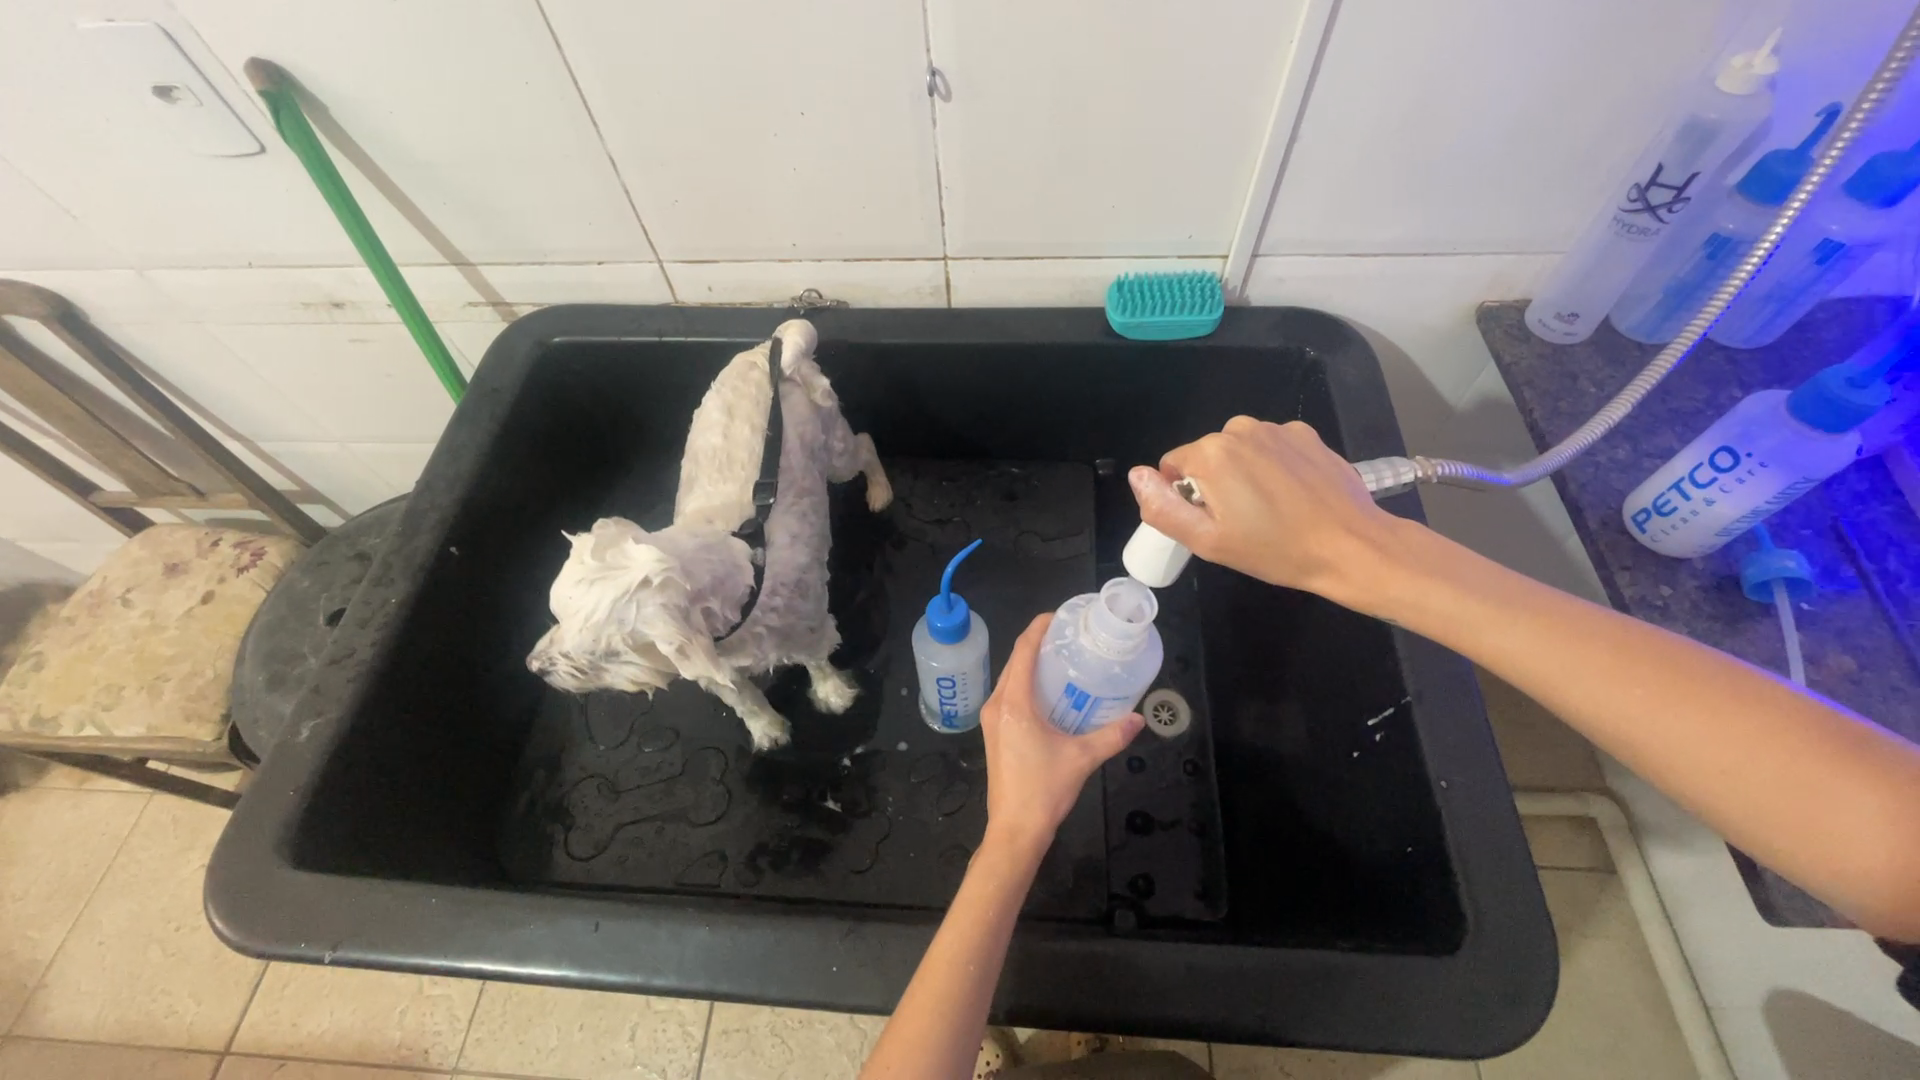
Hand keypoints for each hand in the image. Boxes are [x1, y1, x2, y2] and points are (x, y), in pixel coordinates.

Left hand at [979, 614, 1143, 857]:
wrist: (1015, 830)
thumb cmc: (1043, 791)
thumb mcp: (1082, 759)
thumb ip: (1112, 735)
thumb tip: (1139, 720)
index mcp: (1013, 704)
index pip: (1022, 652)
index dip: (1038, 628)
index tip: (1058, 615)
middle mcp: (997, 705)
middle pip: (1014, 662)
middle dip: (1037, 644)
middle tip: (1068, 636)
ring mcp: (992, 720)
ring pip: (1010, 679)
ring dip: (1031, 665)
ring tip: (1062, 658)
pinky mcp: (994, 733)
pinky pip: (1009, 695)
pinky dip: (1026, 684)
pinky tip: (1050, 691)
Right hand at [1129, 417, 1406, 609]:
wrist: (1350, 547)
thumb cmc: (1274, 549)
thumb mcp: (1207, 541)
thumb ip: (1162, 507)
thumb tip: (1137, 475)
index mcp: (1211, 453)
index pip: (1173, 467)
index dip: (1185, 498)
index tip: (1212, 523)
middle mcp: (1240, 429)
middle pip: (1207, 456)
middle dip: (1215, 484)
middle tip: (1241, 522)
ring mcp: (1277, 429)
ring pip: (1240, 450)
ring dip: (1244, 474)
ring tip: (1270, 510)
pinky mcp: (1306, 436)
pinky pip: (1272, 448)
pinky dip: (1274, 468)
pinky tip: (1293, 496)